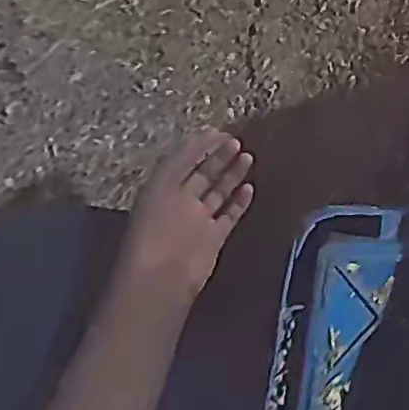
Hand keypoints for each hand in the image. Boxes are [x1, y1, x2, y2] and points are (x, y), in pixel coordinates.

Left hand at [120, 130, 254, 295]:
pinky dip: (239, 202)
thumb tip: (202, 137)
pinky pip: (228, 215)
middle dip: (217, 157)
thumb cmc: (158, 228)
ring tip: (247, 156)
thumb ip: (181, 160)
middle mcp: (180, 203)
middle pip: (201, 175)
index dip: (198, 146)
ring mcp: (198, 221)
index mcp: (163, 190)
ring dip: (231, 174)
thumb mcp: (163, 185)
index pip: (182, 161)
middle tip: (236, 141)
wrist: (162, 277)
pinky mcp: (214, 238)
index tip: (218, 132)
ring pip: (217, 192)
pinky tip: (250, 188)